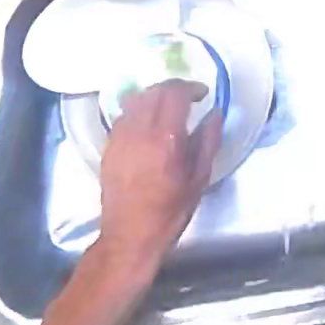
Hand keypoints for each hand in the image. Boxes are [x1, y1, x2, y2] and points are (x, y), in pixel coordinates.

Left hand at [97, 80, 223, 262]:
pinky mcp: (108, 147)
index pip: (175, 93)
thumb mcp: (199, 178)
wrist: (129, 237)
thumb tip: (215, 114)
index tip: (202, 94)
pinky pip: (123, 116)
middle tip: (187, 98)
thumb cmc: (169, 210)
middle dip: (173, 88)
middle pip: (154, 91)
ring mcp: (120, 138)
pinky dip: (138, 111)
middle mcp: (140, 131)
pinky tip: (147, 125)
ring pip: (136, 99)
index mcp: (166, 137)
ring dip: (154, 96)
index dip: (191, 87)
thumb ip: (208, 141)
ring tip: (166, 107)